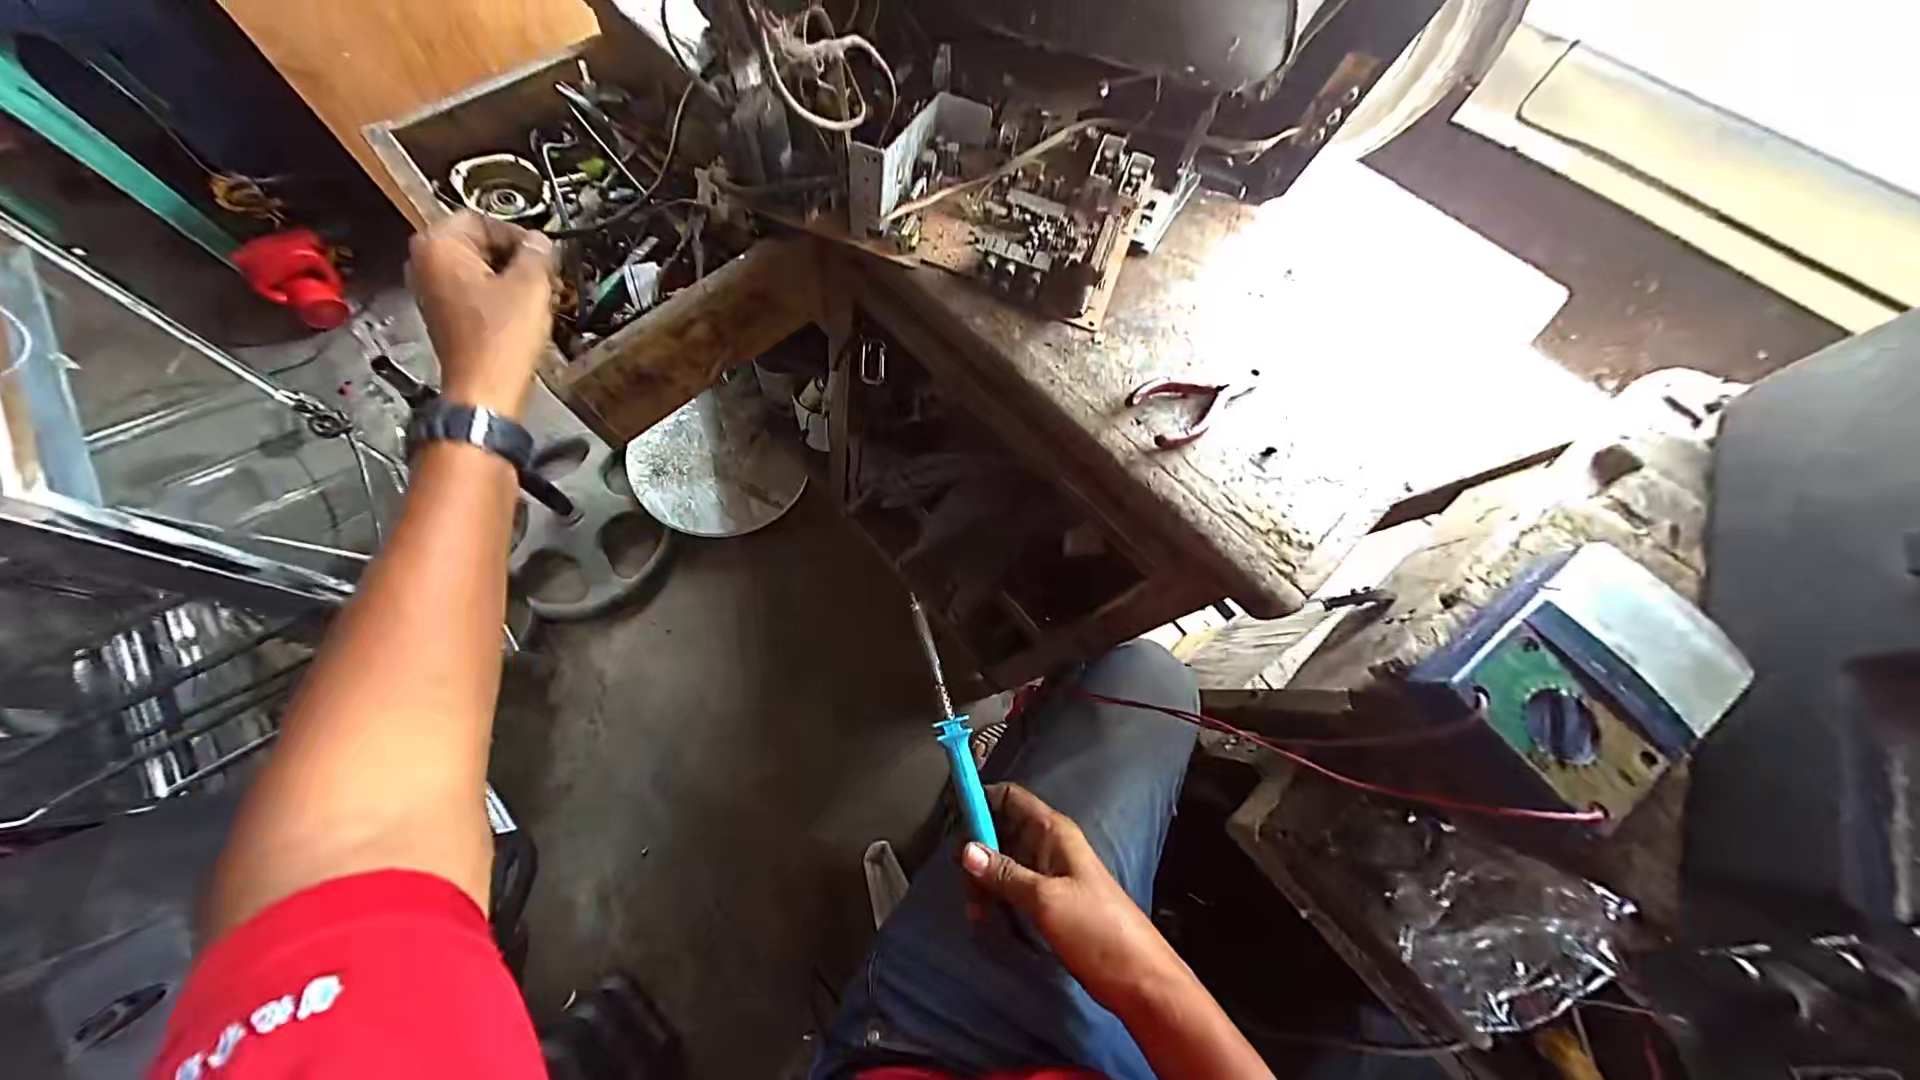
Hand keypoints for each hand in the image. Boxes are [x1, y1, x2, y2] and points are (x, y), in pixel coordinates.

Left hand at [407, 211, 554, 418]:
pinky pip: (476, 295)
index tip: (544, 253)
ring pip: (479, 271)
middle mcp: (425, 265)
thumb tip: (539, 242)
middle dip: (516, 259)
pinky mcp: (447, 317)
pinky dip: (501, 300)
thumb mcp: (530, 286)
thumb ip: (537, 255)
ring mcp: (433, 293)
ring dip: (512, 281)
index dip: (519, 235)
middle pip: (478, 245)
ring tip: (538, 299)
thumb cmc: (499, 341)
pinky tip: (523, 317)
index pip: (481, 219)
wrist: (487, 388)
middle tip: (545, 277)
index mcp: (437, 247)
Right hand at [960, 783, 1188, 1009]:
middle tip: (961, 876)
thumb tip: (965, 848)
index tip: (952, 815)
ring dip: (983, 880)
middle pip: (1000, 830)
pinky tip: (984, 917)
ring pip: (1001, 862)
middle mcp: (1047, 845)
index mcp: (1052, 831)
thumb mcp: (1045, 898)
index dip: (980, 799)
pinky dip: (994, 898)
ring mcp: (1046, 874)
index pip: (1010, 797)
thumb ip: (1003, 873)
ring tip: (975, 907)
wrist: (1138, 978)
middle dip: (977, 849)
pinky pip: (1010, 888)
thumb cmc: (1098, 928)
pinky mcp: (1045, 901)